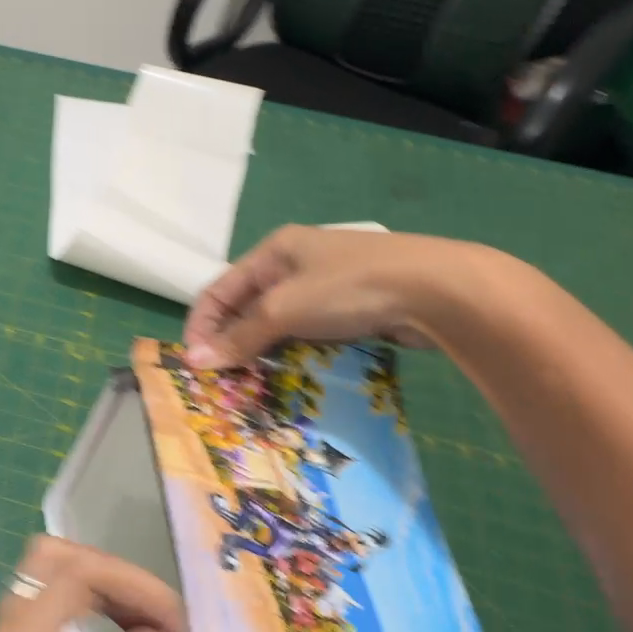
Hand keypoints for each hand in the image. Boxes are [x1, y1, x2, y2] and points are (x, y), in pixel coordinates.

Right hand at [182, 226, 511, 368]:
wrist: (439, 290)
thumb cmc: (350, 288)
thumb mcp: (284, 310)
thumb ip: (239, 337)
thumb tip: (194, 362)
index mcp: (274, 250)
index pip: (218, 290)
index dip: (201, 326)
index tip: (194, 363)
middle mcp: (295, 264)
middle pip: (245, 307)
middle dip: (230, 342)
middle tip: (221, 377)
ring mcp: (324, 285)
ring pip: (275, 323)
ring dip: (260, 351)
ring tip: (250, 381)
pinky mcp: (349, 307)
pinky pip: (305, 333)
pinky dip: (291, 353)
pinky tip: (288, 373)